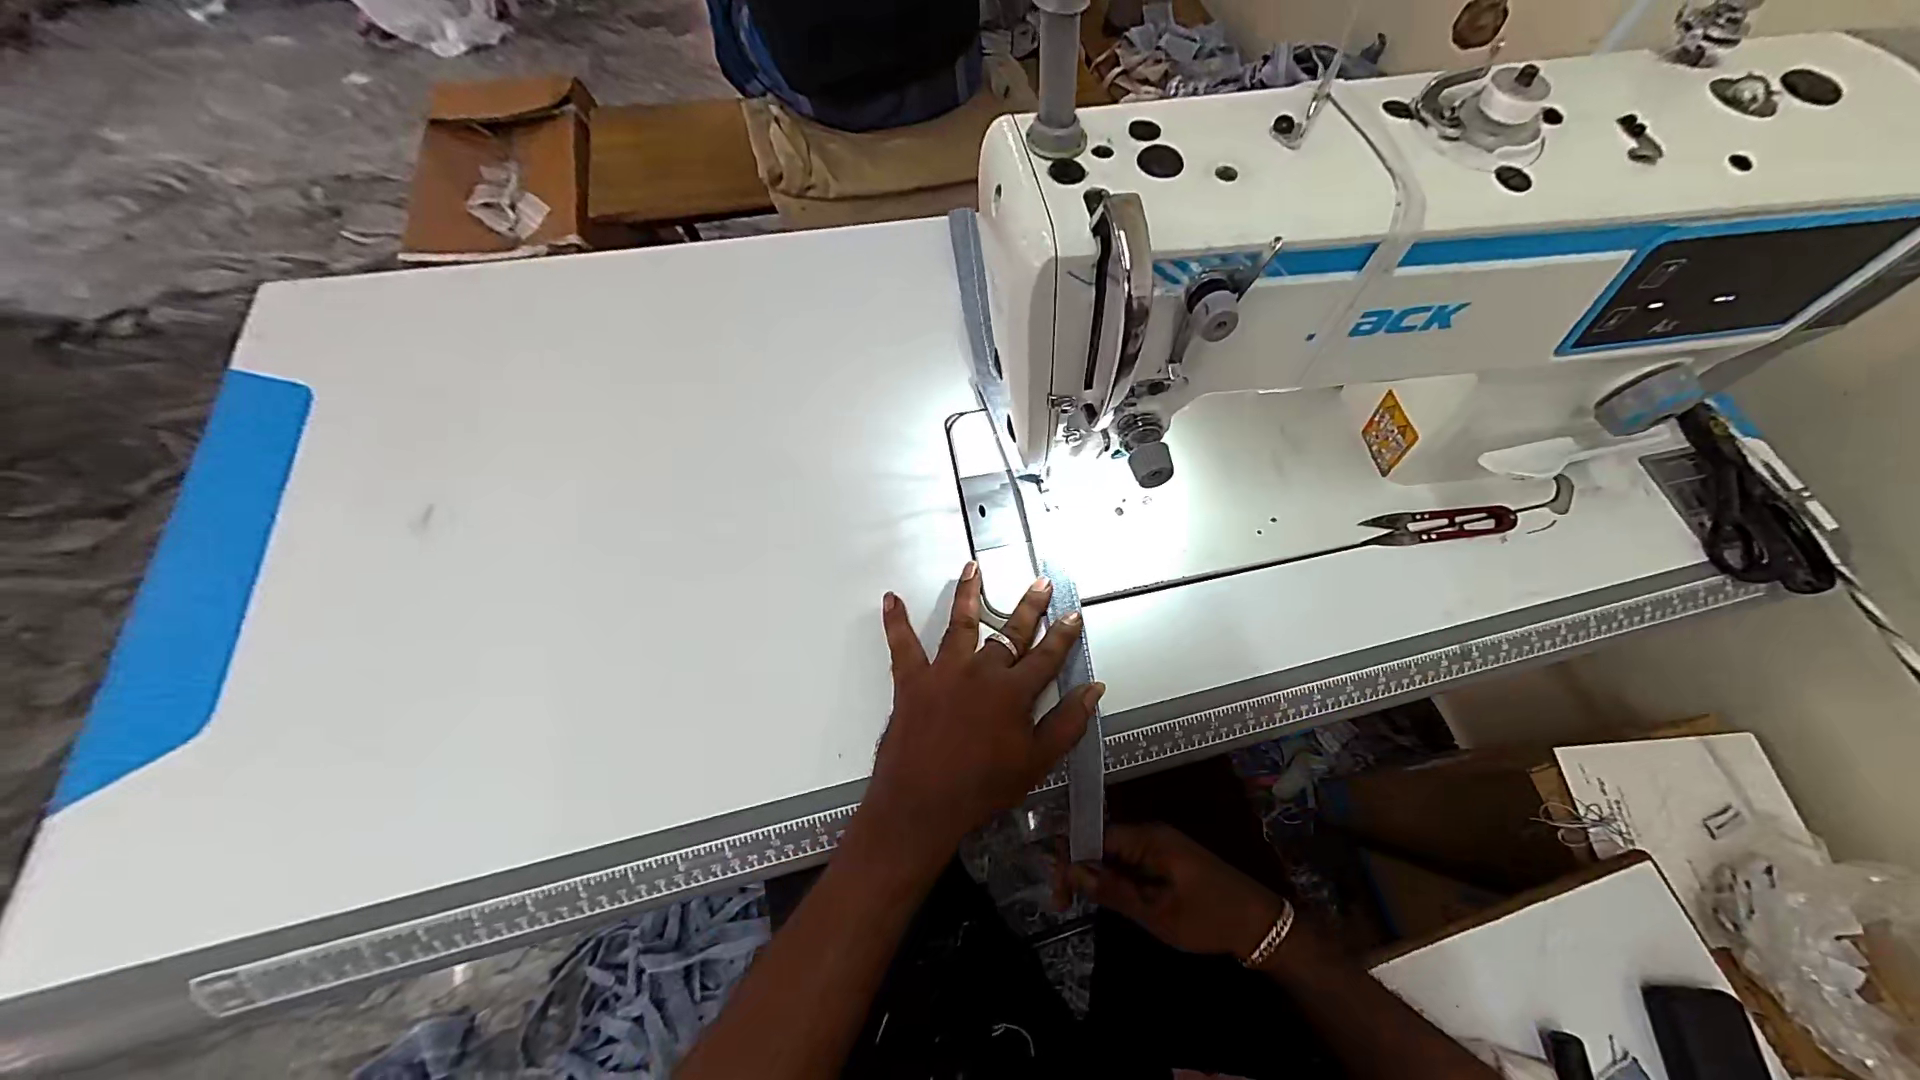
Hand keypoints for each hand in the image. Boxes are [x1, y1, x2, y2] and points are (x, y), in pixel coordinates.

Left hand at [860, 561, 1103, 864]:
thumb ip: (1067, 723)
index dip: (1063, 635)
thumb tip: (1093, 690)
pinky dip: (896, 622)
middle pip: (1010, 632)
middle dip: (1028, 606)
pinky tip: (891, 600)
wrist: (923, 803)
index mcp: (1013, 692)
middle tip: (1039, 583)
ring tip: (972, 568)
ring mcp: (944, 672)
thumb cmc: (981, 787)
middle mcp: (980, 672)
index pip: (1047, 656)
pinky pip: (903, 645)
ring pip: (960, 623)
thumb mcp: (1036, 762)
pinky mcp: (912, 680)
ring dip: (968, 594)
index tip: (1073, 615)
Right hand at [1059, 822, 1285, 959]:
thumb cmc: (1209, 918)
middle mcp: (1150, 832)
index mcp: (1148, 837)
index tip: (1057, 891)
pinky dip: (1112, 877)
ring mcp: (1158, 844)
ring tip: (1074, 902)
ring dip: (1093, 874)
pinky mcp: (1165, 859)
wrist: (1262, 925)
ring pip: (1112, 853)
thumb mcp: (1157, 912)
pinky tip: (1103, 896)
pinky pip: (1128, 861)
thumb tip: (1072, 870)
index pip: (1093, 836)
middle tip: (1062, 903)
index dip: (1069, 858)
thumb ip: (1113, 890)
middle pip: (1099, 841)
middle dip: (1077, 868)